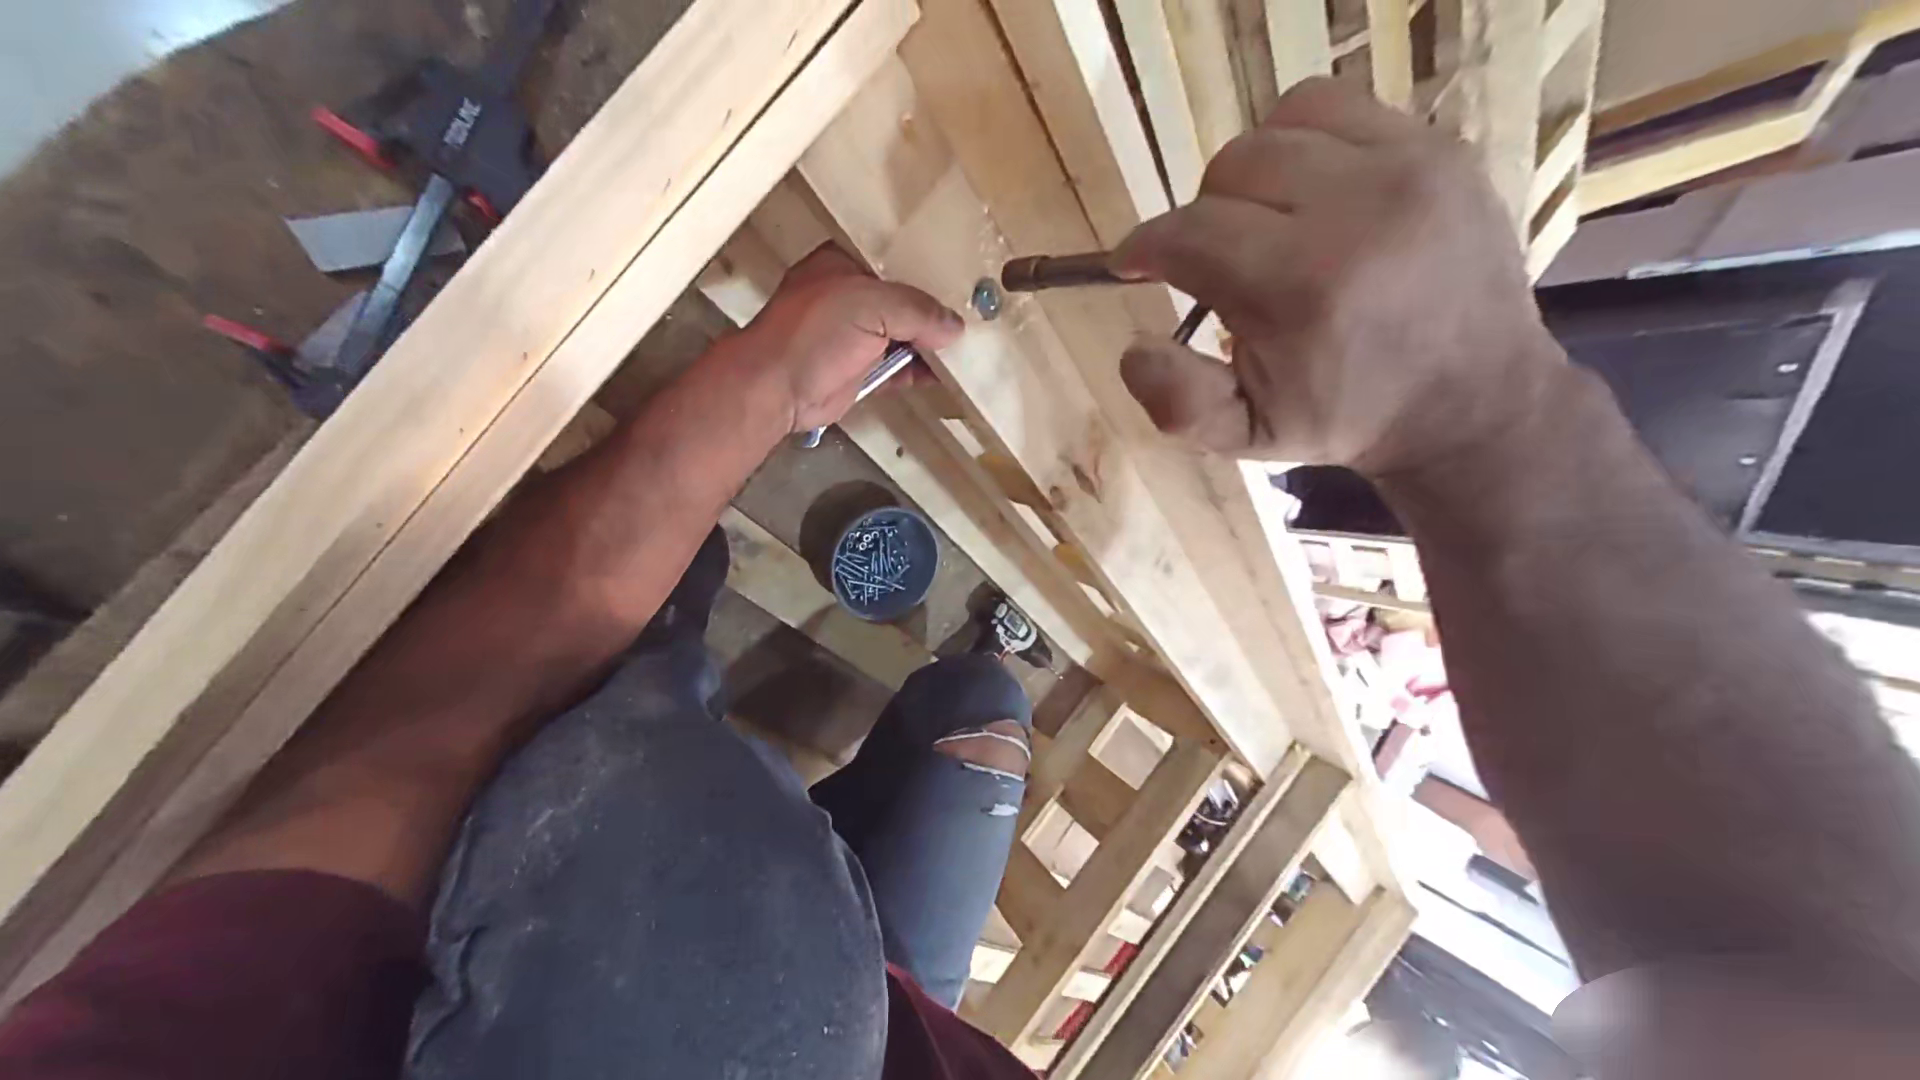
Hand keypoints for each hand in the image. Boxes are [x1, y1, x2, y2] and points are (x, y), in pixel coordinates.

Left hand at [730, 245, 963, 433]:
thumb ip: (917, 310)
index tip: (964, 281)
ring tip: (970, 346)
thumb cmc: (816, 334)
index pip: (897, 260)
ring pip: (905, 335)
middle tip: (976, 316)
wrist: (777, 389)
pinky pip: (899, 367)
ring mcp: (856, 335)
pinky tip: (946, 373)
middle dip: (935, 310)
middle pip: (905, 299)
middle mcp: (851, 296)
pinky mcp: (861, 369)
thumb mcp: (870, 306)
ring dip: (932, 344)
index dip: (930, 270)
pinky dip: (921, 371)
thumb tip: (955, 328)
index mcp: (845, 263)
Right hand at [1111, 77, 1565, 478]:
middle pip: (1228, 170)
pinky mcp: (1438, 145)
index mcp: (1302, 290)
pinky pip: (1336, 108)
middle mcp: (1358, 210)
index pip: (1189, 234)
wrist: (1467, 398)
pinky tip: (1306, 196)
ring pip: (1278, 125)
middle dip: (1198, 218)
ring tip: (1257, 226)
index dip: (1144, 248)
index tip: (1133, 265)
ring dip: (1246, 177)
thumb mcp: (1247, 435)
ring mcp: (1408, 166)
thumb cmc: (1342, 418)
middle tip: (1211, 263)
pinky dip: (1300, 144)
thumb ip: (1177, 402)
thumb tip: (1133, 348)